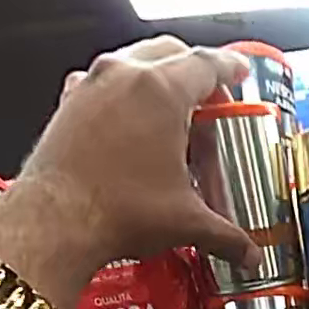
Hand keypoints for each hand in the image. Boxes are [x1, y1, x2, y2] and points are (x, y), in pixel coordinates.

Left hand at [0, 37, 262, 308]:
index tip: (239, 71)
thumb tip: (248, 254)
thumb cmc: (118, 208)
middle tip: (213, 107)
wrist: (60, 219)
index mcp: (160, 93)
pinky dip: (129, 102)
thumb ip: (227, 237)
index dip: (229, 68)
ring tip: (178, 127)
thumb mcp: (189, 224)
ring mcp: (92, 85)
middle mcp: (123, 76)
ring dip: (161, 87)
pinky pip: (107, 87)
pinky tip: (139, 137)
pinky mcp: (71, 104)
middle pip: (170, 55)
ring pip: (136, 66)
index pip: (205, 65)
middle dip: (196, 76)